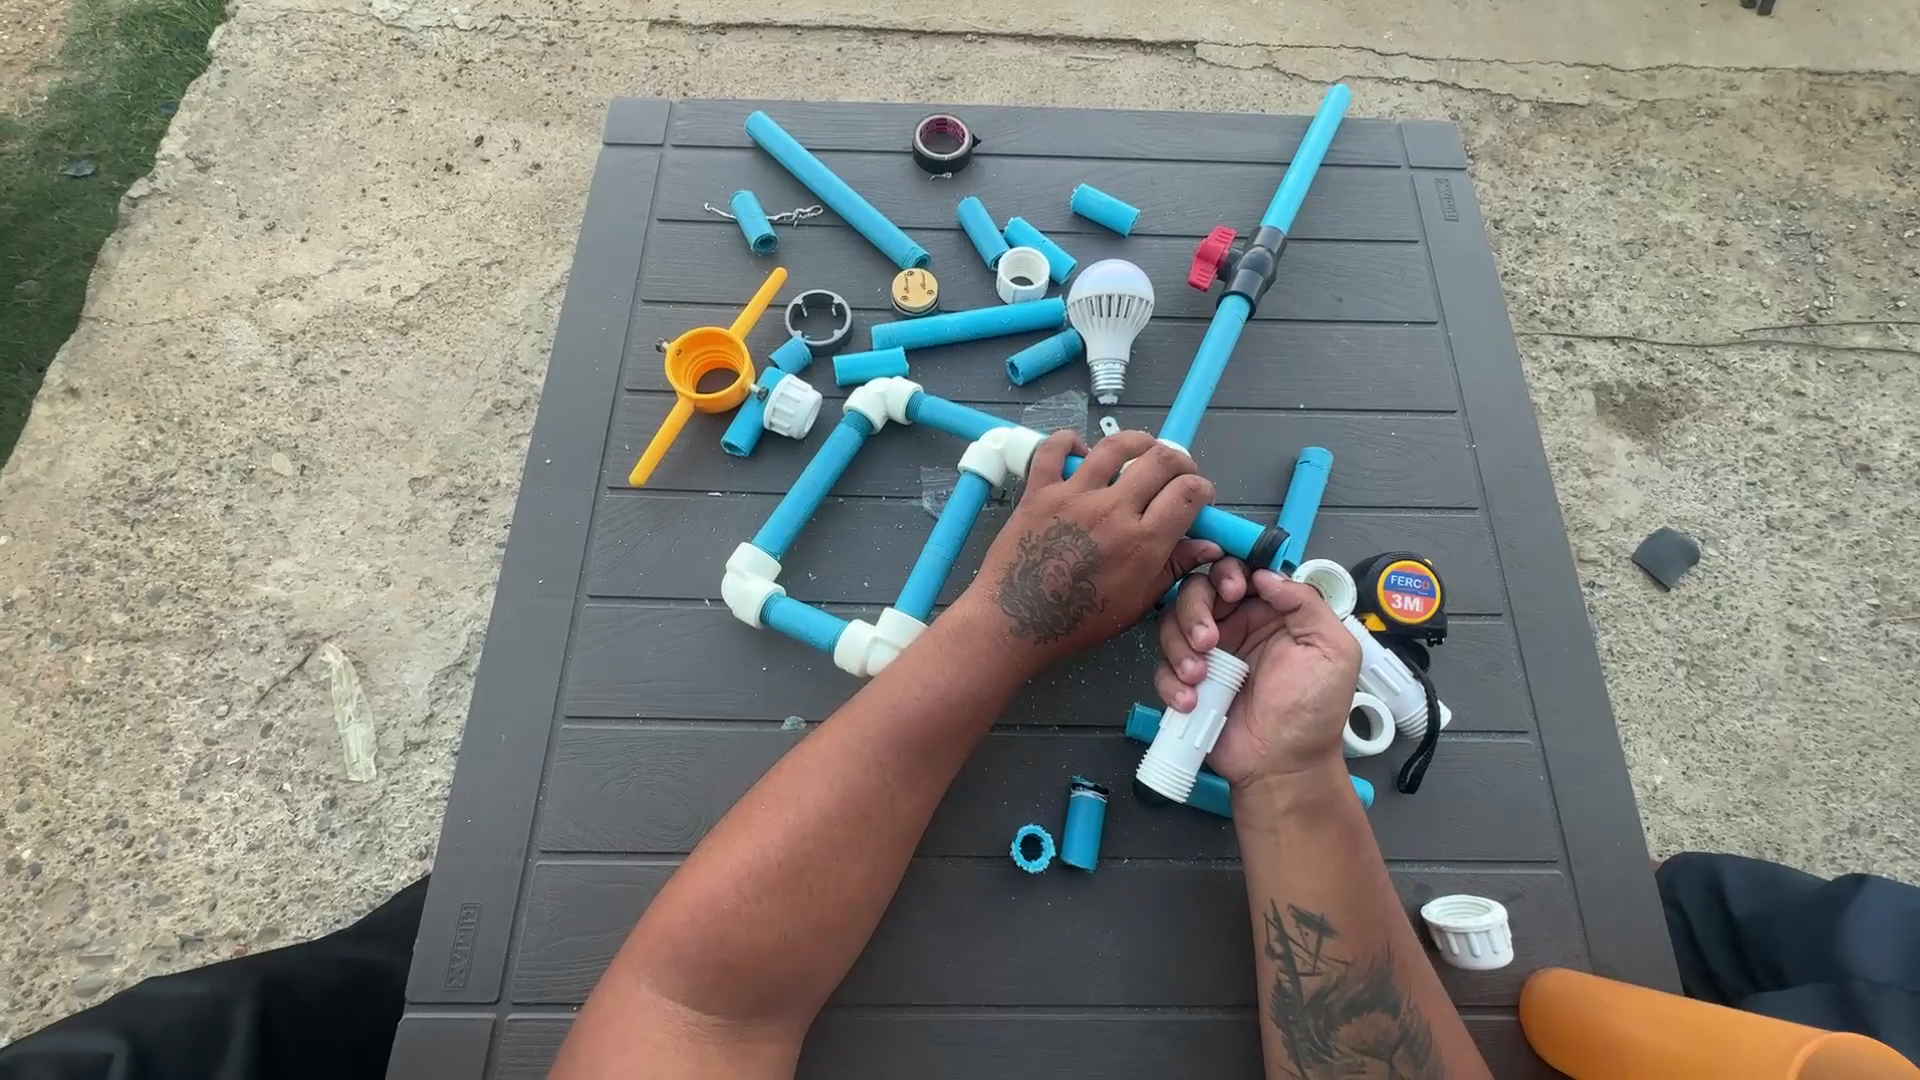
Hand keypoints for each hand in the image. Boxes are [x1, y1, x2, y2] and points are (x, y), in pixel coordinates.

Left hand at [960, 429, 1219, 675]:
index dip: (1201, 488)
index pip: (1188, 493)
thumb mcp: (1135, 604)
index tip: (1198, 494)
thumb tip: (1208, 546)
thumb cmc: (1076, 622)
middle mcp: (1112, 511)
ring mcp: (1073, 496)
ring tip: (1141, 449)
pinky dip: (1069, 442)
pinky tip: (1081, 452)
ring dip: (1137, 441)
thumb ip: (1173, 569)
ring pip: (1114, 446)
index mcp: (1142, 543)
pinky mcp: (1039, 491)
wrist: (1014, 621)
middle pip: (1160, 460)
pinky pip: (1054, 449)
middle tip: (1176, 471)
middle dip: (1179, 461)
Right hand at [1153, 558, 1360, 786]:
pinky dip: (1171, 681)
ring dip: (1179, 647)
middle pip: (1195, 591)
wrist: (1284, 766)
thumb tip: (1266, 575)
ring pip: (1171, 624)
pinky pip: (1161, 667)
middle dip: (1194, 610)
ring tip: (1199, 677)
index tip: (1231, 592)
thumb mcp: (1333, 651)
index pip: (1237, 573)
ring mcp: (1206, 654)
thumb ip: (1306, 604)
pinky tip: (1193, 700)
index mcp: (1268, 612)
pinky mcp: (1184, 680)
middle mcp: (1234, 626)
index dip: (1226, 573)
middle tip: (1208, 641)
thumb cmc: (1313, 712)